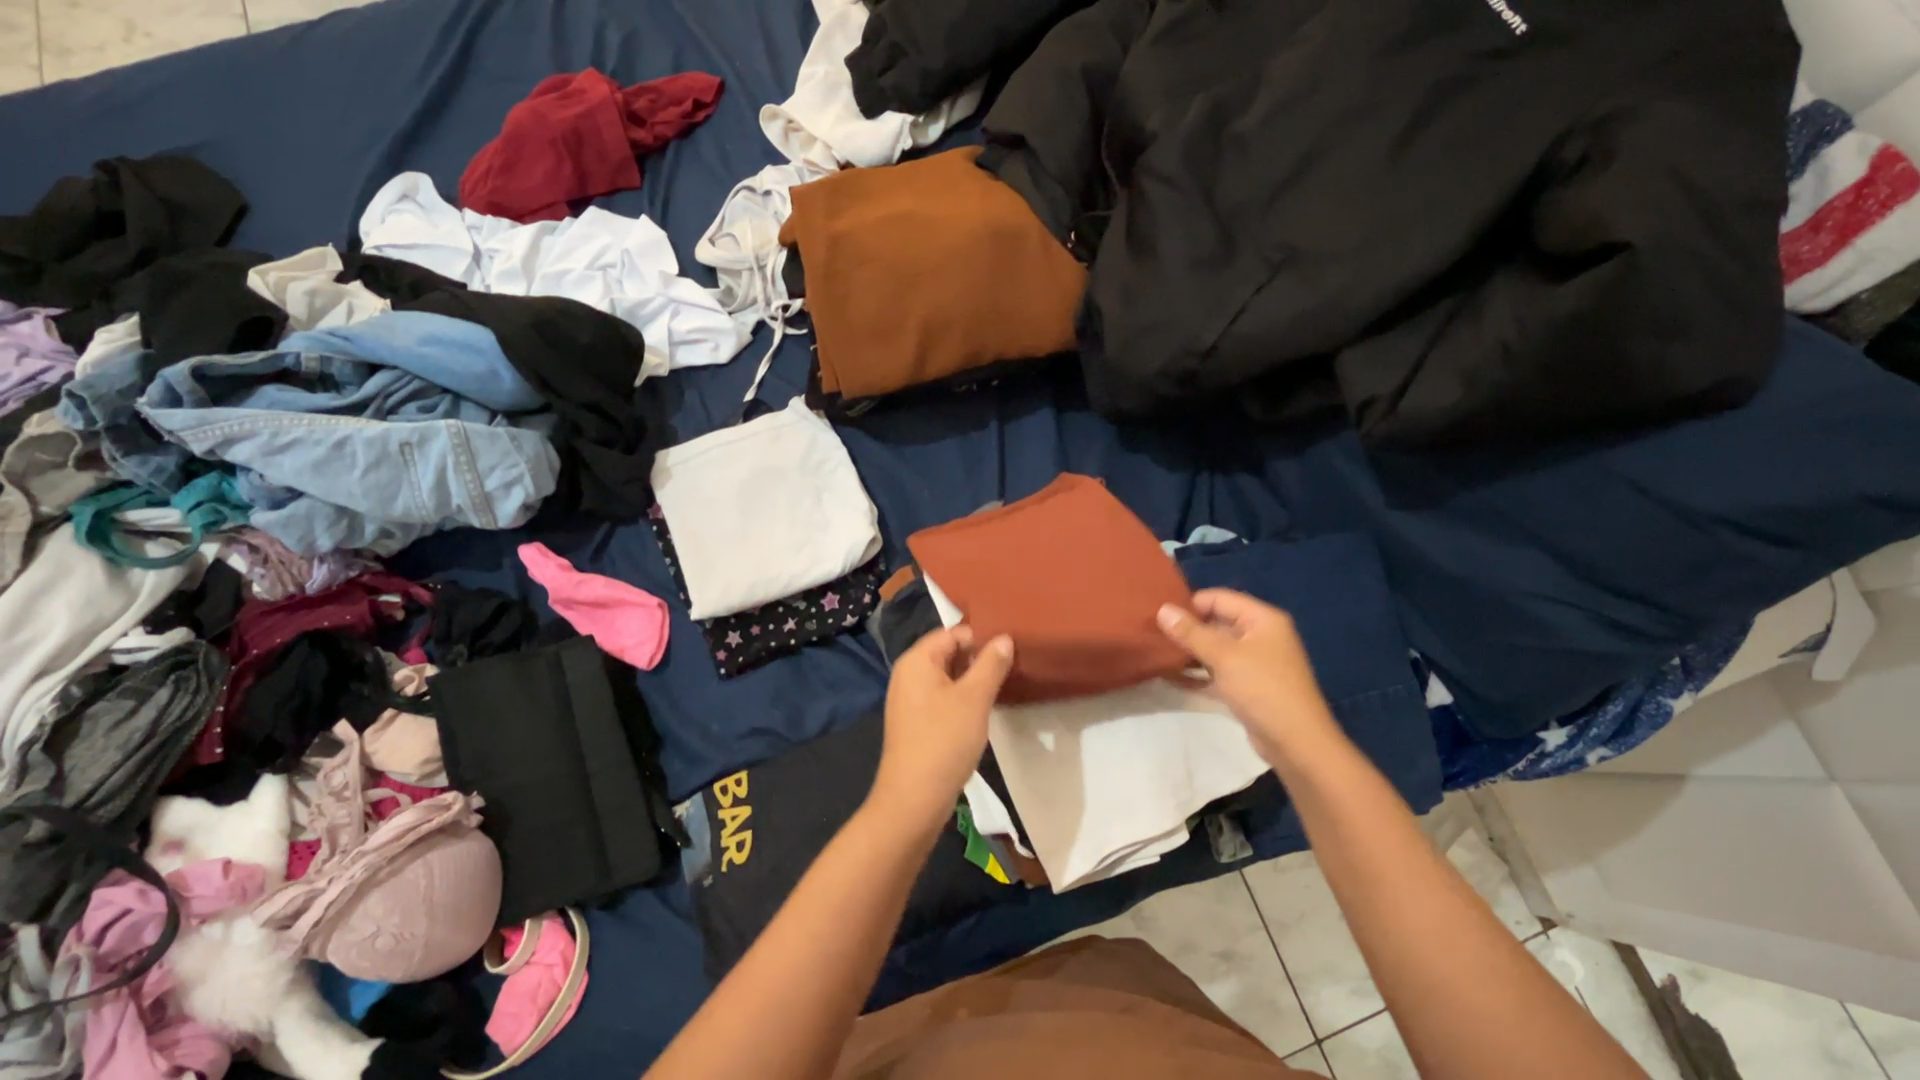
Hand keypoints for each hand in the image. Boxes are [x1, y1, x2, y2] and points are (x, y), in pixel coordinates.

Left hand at [869, 627, 1015, 830]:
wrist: (914, 797)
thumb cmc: (945, 740)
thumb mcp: (975, 698)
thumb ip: (991, 664)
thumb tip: (1004, 638)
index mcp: (917, 660)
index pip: (953, 633)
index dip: (982, 637)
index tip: (1011, 650)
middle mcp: (907, 674)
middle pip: (948, 653)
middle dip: (978, 659)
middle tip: (1012, 668)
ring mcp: (908, 700)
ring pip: (947, 678)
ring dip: (972, 681)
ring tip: (1002, 688)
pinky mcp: (914, 723)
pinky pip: (941, 699)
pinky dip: (961, 700)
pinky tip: (981, 712)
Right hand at [1158, 589, 1342, 766]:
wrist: (1295, 741)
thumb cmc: (1262, 688)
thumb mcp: (1224, 657)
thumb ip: (1191, 633)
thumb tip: (1162, 610)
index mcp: (1262, 619)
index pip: (1219, 599)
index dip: (1189, 603)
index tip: (1158, 614)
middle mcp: (1259, 636)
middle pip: (1216, 623)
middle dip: (1186, 629)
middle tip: (1152, 633)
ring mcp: (1253, 663)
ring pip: (1215, 650)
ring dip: (1188, 652)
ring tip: (1155, 652)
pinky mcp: (1246, 687)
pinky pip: (1216, 673)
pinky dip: (1196, 675)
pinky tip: (1168, 677)